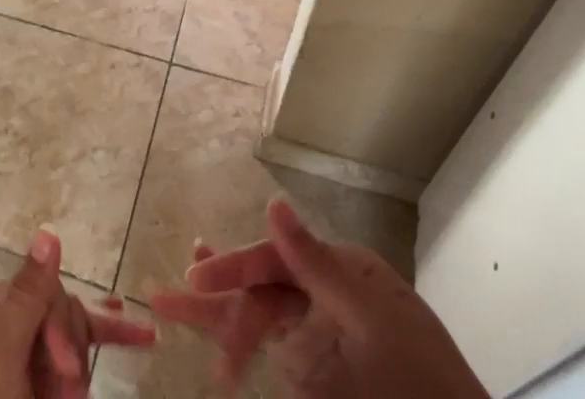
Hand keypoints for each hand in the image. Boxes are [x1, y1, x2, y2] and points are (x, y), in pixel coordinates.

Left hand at [0, 228, 156, 398]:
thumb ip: (27, 297)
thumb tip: (48, 234)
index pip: (41, 292)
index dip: (60, 325)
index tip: (62, 364)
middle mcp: (8, 323)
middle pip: (62, 313)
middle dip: (70, 352)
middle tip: (66, 392)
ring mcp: (29, 353)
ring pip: (76, 339)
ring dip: (79, 371)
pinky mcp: (46, 381)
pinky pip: (80, 358)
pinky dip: (107, 345)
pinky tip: (140, 335)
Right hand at [150, 198, 488, 398]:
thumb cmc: (421, 382)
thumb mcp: (372, 320)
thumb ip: (317, 264)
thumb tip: (274, 203)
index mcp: (345, 271)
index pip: (277, 258)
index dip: (235, 265)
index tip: (197, 279)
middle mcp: (325, 293)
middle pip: (258, 286)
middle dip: (214, 293)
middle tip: (163, 301)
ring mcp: (316, 332)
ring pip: (253, 314)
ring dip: (211, 312)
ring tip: (163, 307)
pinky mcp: (311, 369)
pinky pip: (265, 343)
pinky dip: (233, 334)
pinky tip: (207, 326)